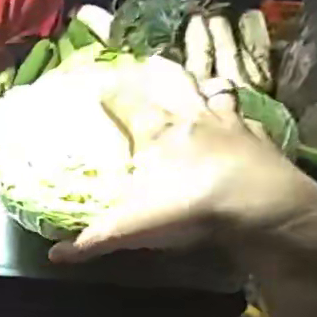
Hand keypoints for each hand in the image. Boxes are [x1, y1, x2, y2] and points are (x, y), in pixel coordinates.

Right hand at [49, 57, 316, 264]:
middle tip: (154, 60)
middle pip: (176, 83)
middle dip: (163, 71)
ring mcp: (232, 124)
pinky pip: (248, 116)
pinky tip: (240, 118)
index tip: (104, 84)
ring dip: (207, 83)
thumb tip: (52, 256)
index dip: (115, 94)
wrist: (264, 210)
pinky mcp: (261, 138)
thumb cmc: (188, 209)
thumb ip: (91, 241)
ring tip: (201, 80)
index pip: (130, 105)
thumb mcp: (130, 229)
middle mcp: (194, 119)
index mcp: (159, 133)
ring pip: (217, 90)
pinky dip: (240, 113)